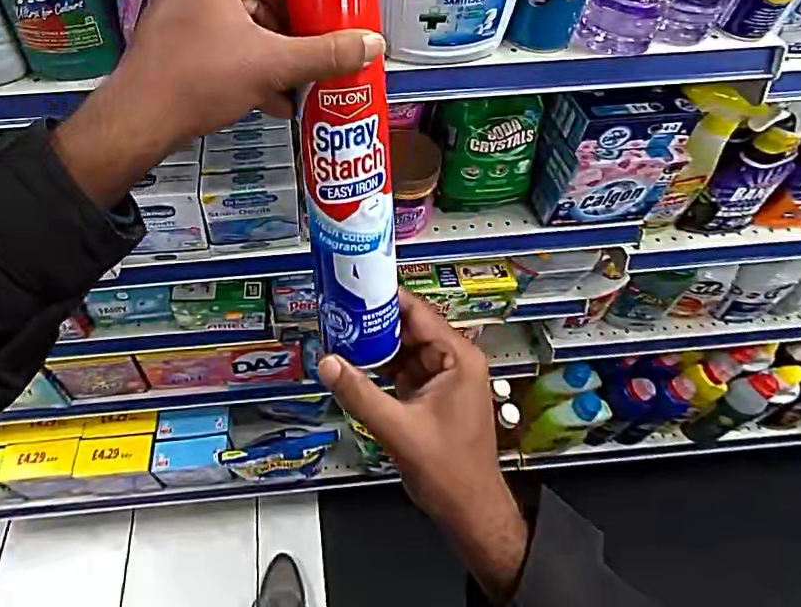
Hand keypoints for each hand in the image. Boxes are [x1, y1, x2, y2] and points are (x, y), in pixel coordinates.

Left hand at [51, 0, 383, 204]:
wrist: (139, 122)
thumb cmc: (205, 77)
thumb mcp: (274, 64)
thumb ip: (326, 53)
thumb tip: (375, 44)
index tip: (310, 26)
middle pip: (252, 2)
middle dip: (284, 35)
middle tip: (306, 58)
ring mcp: (173, 19)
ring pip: (235, 31)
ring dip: (268, 58)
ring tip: (293, 86)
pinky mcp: (166, 49)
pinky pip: (215, 49)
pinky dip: (242, 70)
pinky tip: (267, 102)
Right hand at [319, 291, 528, 601]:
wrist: (470, 513)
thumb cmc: (451, 473)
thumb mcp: (399, 429)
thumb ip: (361, 394)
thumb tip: (329, 363)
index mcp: (459, 357)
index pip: (417, 311)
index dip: (385, 297)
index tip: (356, 287)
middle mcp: (454, 359)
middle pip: (408, 326)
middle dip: (374, 321)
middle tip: (341, 312)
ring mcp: (443, 375)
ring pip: (403, 346)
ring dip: (375, 343)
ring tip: (342, 332)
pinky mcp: (431, 391)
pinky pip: (403, 366)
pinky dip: (381, 364)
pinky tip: (356, 362)